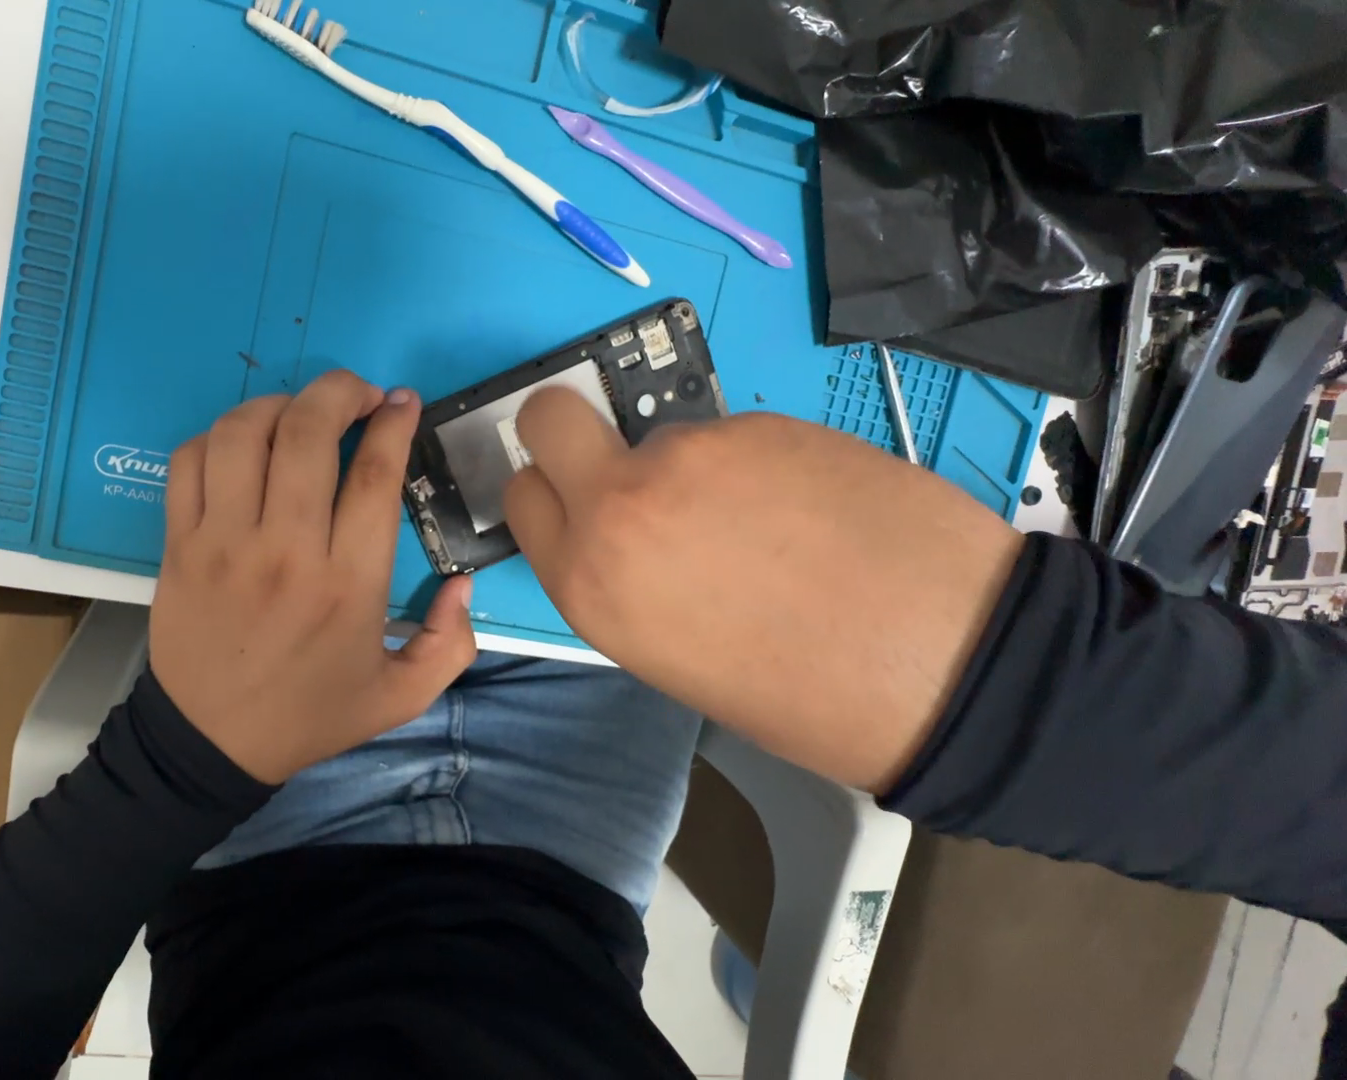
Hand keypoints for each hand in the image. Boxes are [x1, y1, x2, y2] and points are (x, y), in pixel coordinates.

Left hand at [150, 370, 477, 783]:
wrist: (212, 745)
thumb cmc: (310, 715)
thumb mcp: (402, 697)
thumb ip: (451, 643)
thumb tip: (463, 583)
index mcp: (348, 583)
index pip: (375, 475)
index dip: (394, 423)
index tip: (403, 403)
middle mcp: (286, 550)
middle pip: (308, 434)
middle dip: (341, 392)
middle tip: (359, 395)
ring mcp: (223, 543)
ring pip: (244, 434)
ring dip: (280, 405)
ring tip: (301, 415)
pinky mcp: (179, 544)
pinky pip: (189, 462)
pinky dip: (218, 436)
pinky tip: (245, 446)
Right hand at [503, 389, 1023, 792]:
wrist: (937, 668)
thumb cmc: (793, 693)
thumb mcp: (663, 655)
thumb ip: (616, 578)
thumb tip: (619, 533)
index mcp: (587, 582)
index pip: (521, 494)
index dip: (549, 492)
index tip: (575, 499)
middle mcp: (619, 507)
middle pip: (549, 416)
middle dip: (566, 427)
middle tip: (618, 459)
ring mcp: (690, 455)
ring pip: (658, 434)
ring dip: (687, 466)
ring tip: (759, 518)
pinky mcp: (761, 423)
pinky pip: (729, 435)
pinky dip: (751, 461)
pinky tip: (803, 505)